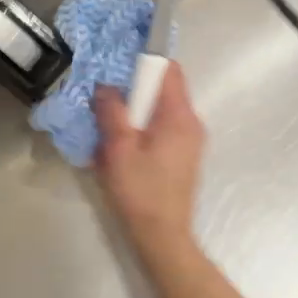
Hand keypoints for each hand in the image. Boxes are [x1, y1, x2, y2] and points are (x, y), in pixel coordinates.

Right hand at [94, 67, 205, 256]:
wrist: (163, 236)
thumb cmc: (141, 191)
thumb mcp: (119, 149)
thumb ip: (113, 113)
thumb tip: (106, 87)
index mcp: (180, 116)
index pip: (169, 69)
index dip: (144, 61)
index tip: (118, 67)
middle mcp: (191, 123)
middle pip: (164, 90)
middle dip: (133, 91)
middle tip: (105, 101)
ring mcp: (190, 141)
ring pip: (160, 112)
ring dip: (134, 114)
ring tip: (108, 128)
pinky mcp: (183, 157)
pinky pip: (162, 130)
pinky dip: (142, 131)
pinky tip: (120, 149)